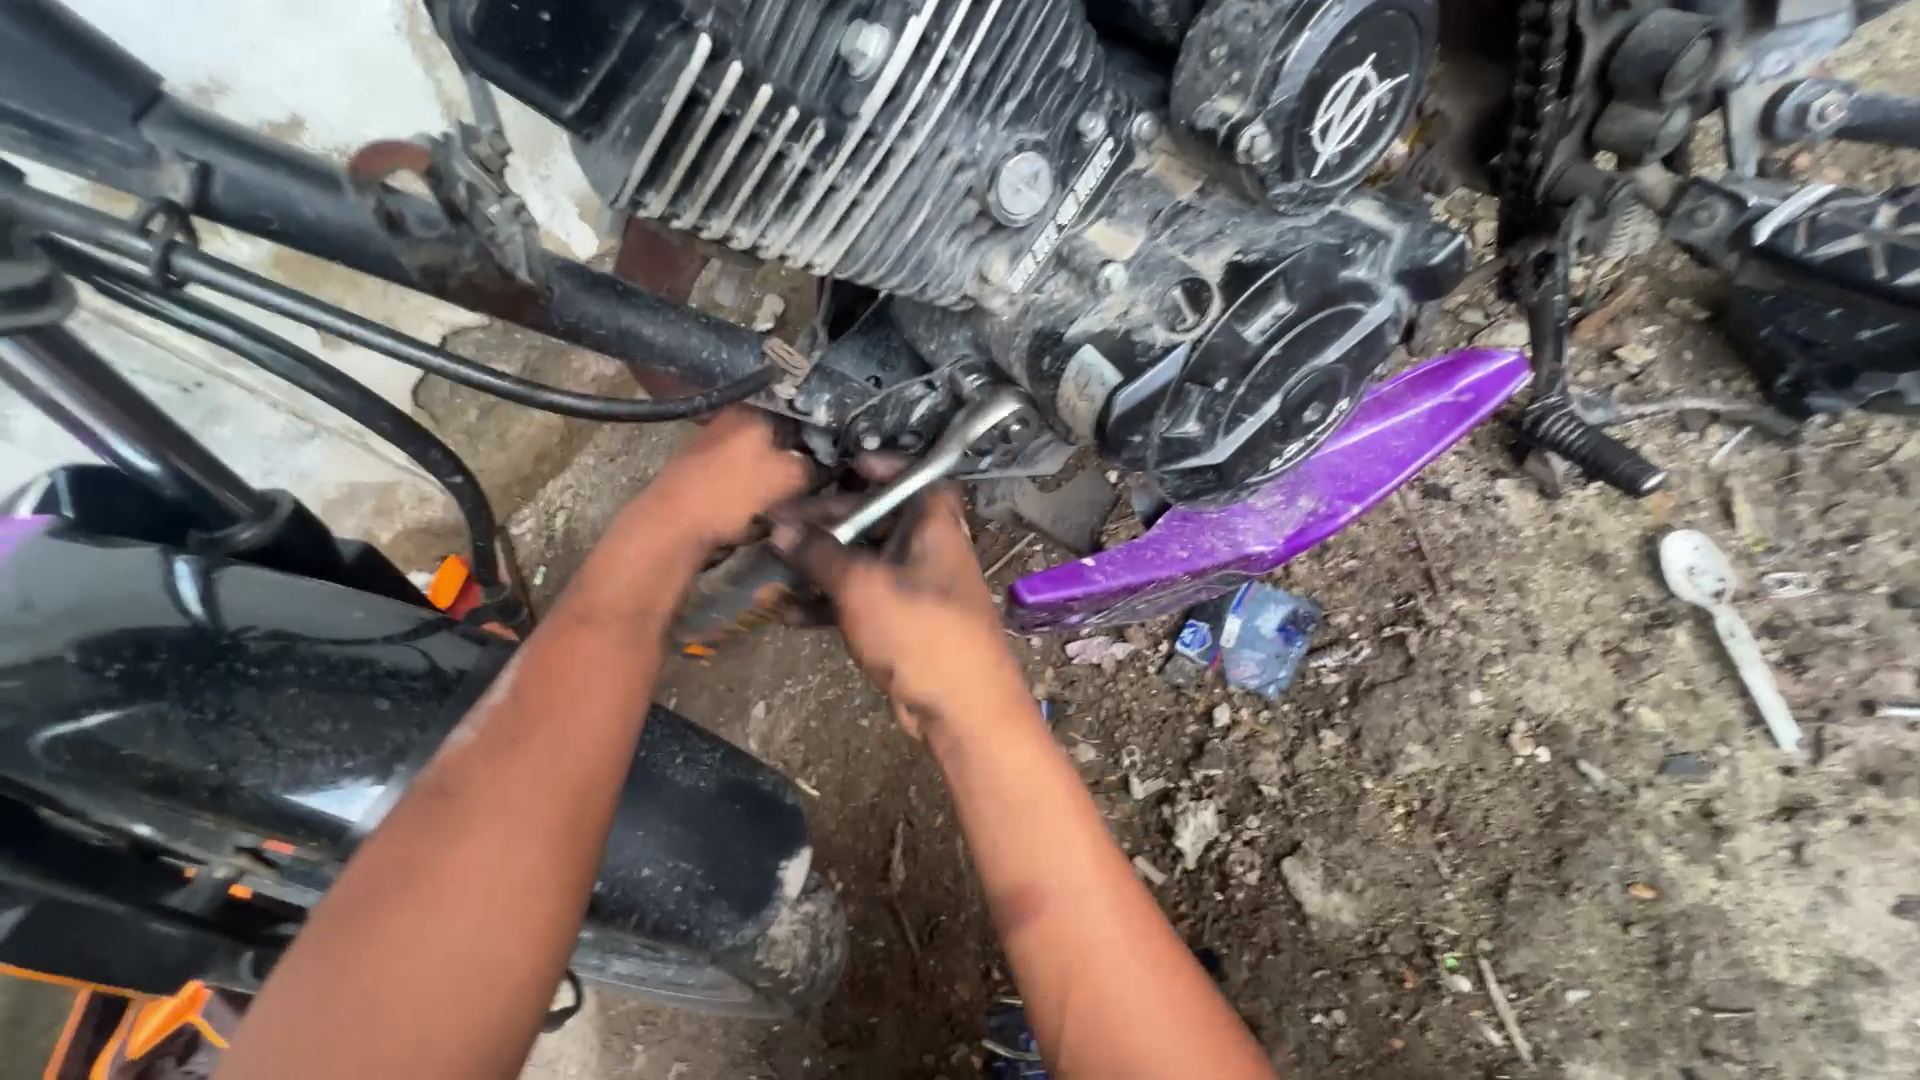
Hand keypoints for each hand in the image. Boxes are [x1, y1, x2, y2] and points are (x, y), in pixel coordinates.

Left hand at [639, 407, 813, 548]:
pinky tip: (764, 513)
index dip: (823, 440)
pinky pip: (746, 481)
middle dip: (801, 463)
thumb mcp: (790, 475)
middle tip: (818, 486)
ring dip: (780, 483)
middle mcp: (732, 420)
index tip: (836, 464)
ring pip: (766, 463)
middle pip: (783, 440)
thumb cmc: (732, 492)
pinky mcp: (707, 474)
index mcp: (752, 409)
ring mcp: (716, 446)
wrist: (673, 526)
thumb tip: (829, 465)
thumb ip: (816, 465)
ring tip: (793, 502)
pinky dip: (757, 495)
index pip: (803, 415)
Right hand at [770, 483, 1031, 740]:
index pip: (914, 476)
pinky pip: (859, 601)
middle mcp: (926, 548)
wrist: (960, 706)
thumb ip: (819, 553)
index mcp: (932, 524)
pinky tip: (786, 611)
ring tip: (771, 566)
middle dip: (826, 522)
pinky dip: (827, 602)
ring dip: (818, 565)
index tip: (846, 466)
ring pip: (861, 563)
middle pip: (874, 520)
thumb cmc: (919, 631)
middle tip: (779, 524)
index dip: (882, 466)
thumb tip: (781, 529)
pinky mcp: (900, 624)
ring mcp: (913, 588)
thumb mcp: (861, 585)